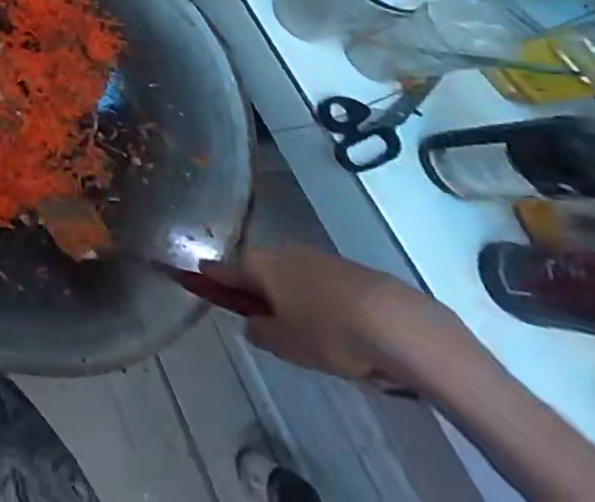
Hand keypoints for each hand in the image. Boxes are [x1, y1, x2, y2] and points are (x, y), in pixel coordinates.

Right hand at [199, 245, 467, 388]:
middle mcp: (284, 251)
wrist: (400, 324)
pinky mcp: (350, 269)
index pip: (223, 269)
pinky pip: (321, 284)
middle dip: (257, 290)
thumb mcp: (284, 344)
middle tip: (264, 323)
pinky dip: (319, 300)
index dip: (209, 278)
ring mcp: (319, 257)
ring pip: (292, 276)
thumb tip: (254, 322)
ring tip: (307, 333)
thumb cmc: (329, 333)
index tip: (194, 279)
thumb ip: (259, 331)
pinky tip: (338, 328)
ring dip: (290, 296)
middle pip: (259, 270)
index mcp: (260, 264)